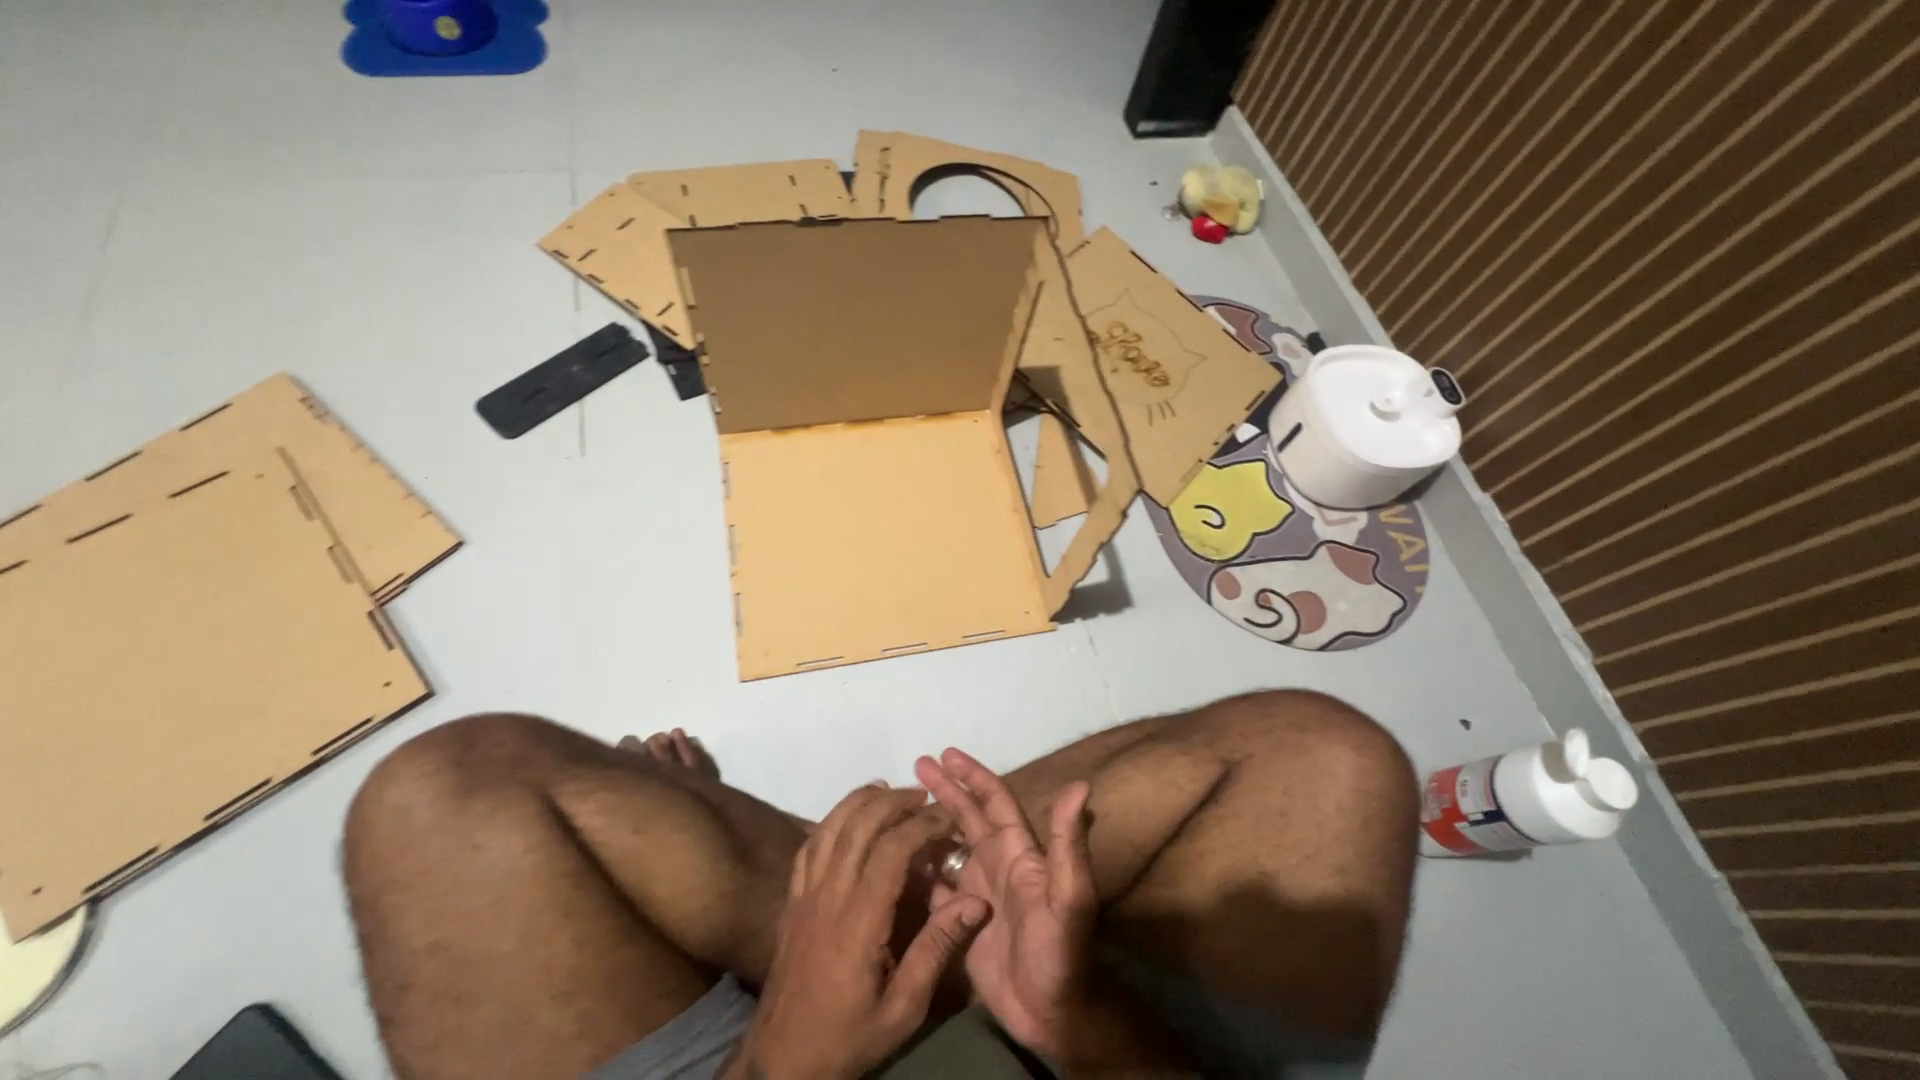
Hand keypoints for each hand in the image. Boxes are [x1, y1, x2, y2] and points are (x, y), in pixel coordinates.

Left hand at [728, 784, 988, 1079]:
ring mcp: (804, 896)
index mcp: (859, 921)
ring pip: (829, 828)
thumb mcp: (903, 1008)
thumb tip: (975, 901)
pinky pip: (808, 847)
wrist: (781, 1062)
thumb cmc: (847, 1038)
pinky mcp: (791, 903)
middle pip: (858, 826)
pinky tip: (848, 817)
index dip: (922, 823)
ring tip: (891, 791)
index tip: (948, 817)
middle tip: (925, 797)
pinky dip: (830, 821)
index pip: (891, 849)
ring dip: (860, 801)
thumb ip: (936, 949)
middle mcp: (828, 896)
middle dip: (894, 802)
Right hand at [914, 749, 1095, 1060]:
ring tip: (897, 807)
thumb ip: (1069, 844)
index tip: (946, 754)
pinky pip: (934, 887)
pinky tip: (893, 859)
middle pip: (967, 817)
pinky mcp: (960, 921)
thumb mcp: (1070, 896)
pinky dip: (916, 869)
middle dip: (944, 789)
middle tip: (915, 764)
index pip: (995, 802)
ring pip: (947, 848)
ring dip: (927, 824)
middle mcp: (997, 865)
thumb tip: (1080, 785)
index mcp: (1020, 853)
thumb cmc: (1061, 952)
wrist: (1048, 1013)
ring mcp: (976, 893)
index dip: (973, 776)